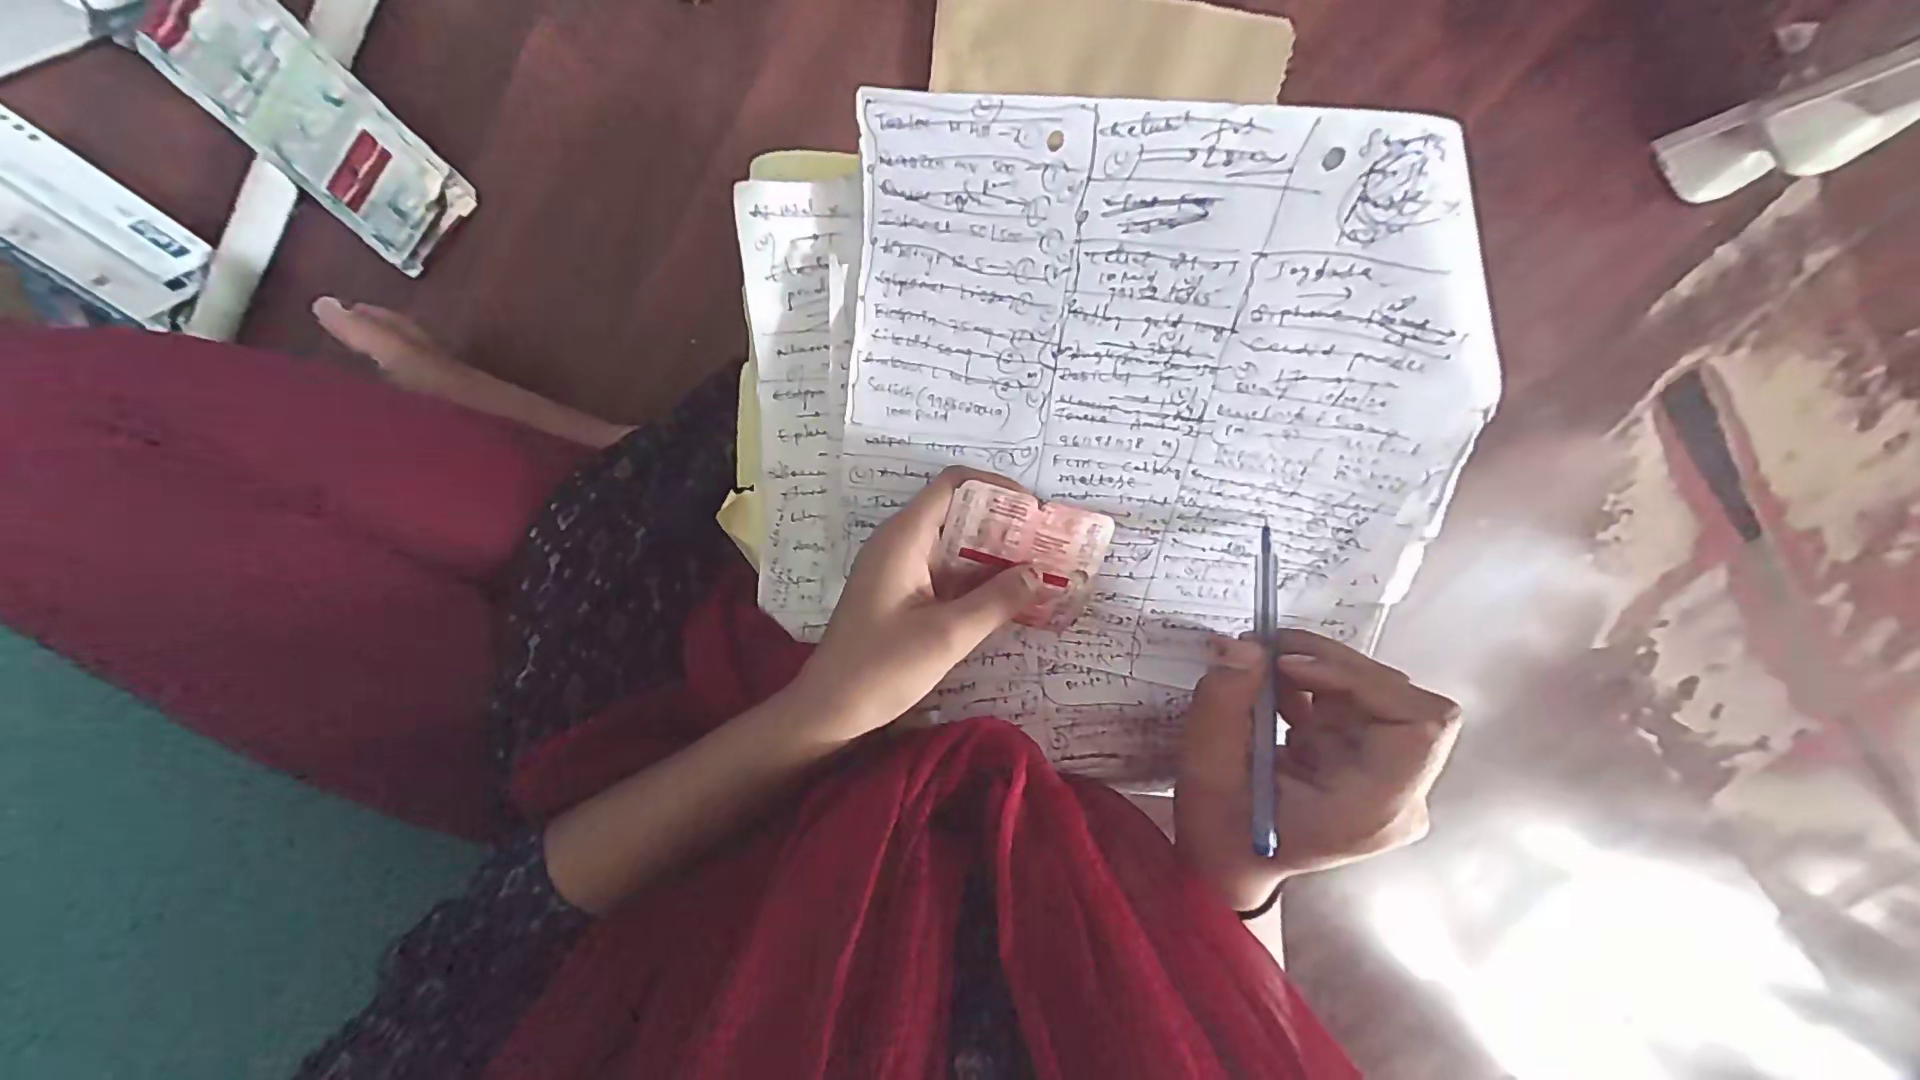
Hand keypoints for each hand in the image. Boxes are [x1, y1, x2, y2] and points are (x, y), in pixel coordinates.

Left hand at [789, 467, 1047, 738]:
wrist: (828, 710)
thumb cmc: (881, 669)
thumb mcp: (947, 635)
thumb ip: (997, 600)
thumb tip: (1040, 572)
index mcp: (904, 537)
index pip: (954, 484)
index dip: (998, 488)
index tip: (1035, 512)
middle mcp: (901, 543)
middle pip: (959, 514)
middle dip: (1005, 527)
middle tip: (1048, 547)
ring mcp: (901, 569)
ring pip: (955, 546)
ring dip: (995, 557)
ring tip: (1041, 572)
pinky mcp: (904, 594)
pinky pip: (947, 574)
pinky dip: (978, 581)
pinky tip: (1011, 599)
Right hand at [1174, 630, 1461, 910]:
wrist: (1229, 860)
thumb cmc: (1221, 830)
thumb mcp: (1206, 767)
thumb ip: (1224, 702)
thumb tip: (1246, 645)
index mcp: (1372, 806)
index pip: (1418, 723)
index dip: (1361, 680)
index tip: (1290, 667)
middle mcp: (1395, 789)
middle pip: (1395, 696)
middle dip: (1328, 662)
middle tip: (1262, 649)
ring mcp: (1382, 772)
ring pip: (1372, 689)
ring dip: (1315, 666)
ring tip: (1258, 669)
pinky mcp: (1361, 755)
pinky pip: (1351, 699)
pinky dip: (1308, 681)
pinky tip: (1268, 691)